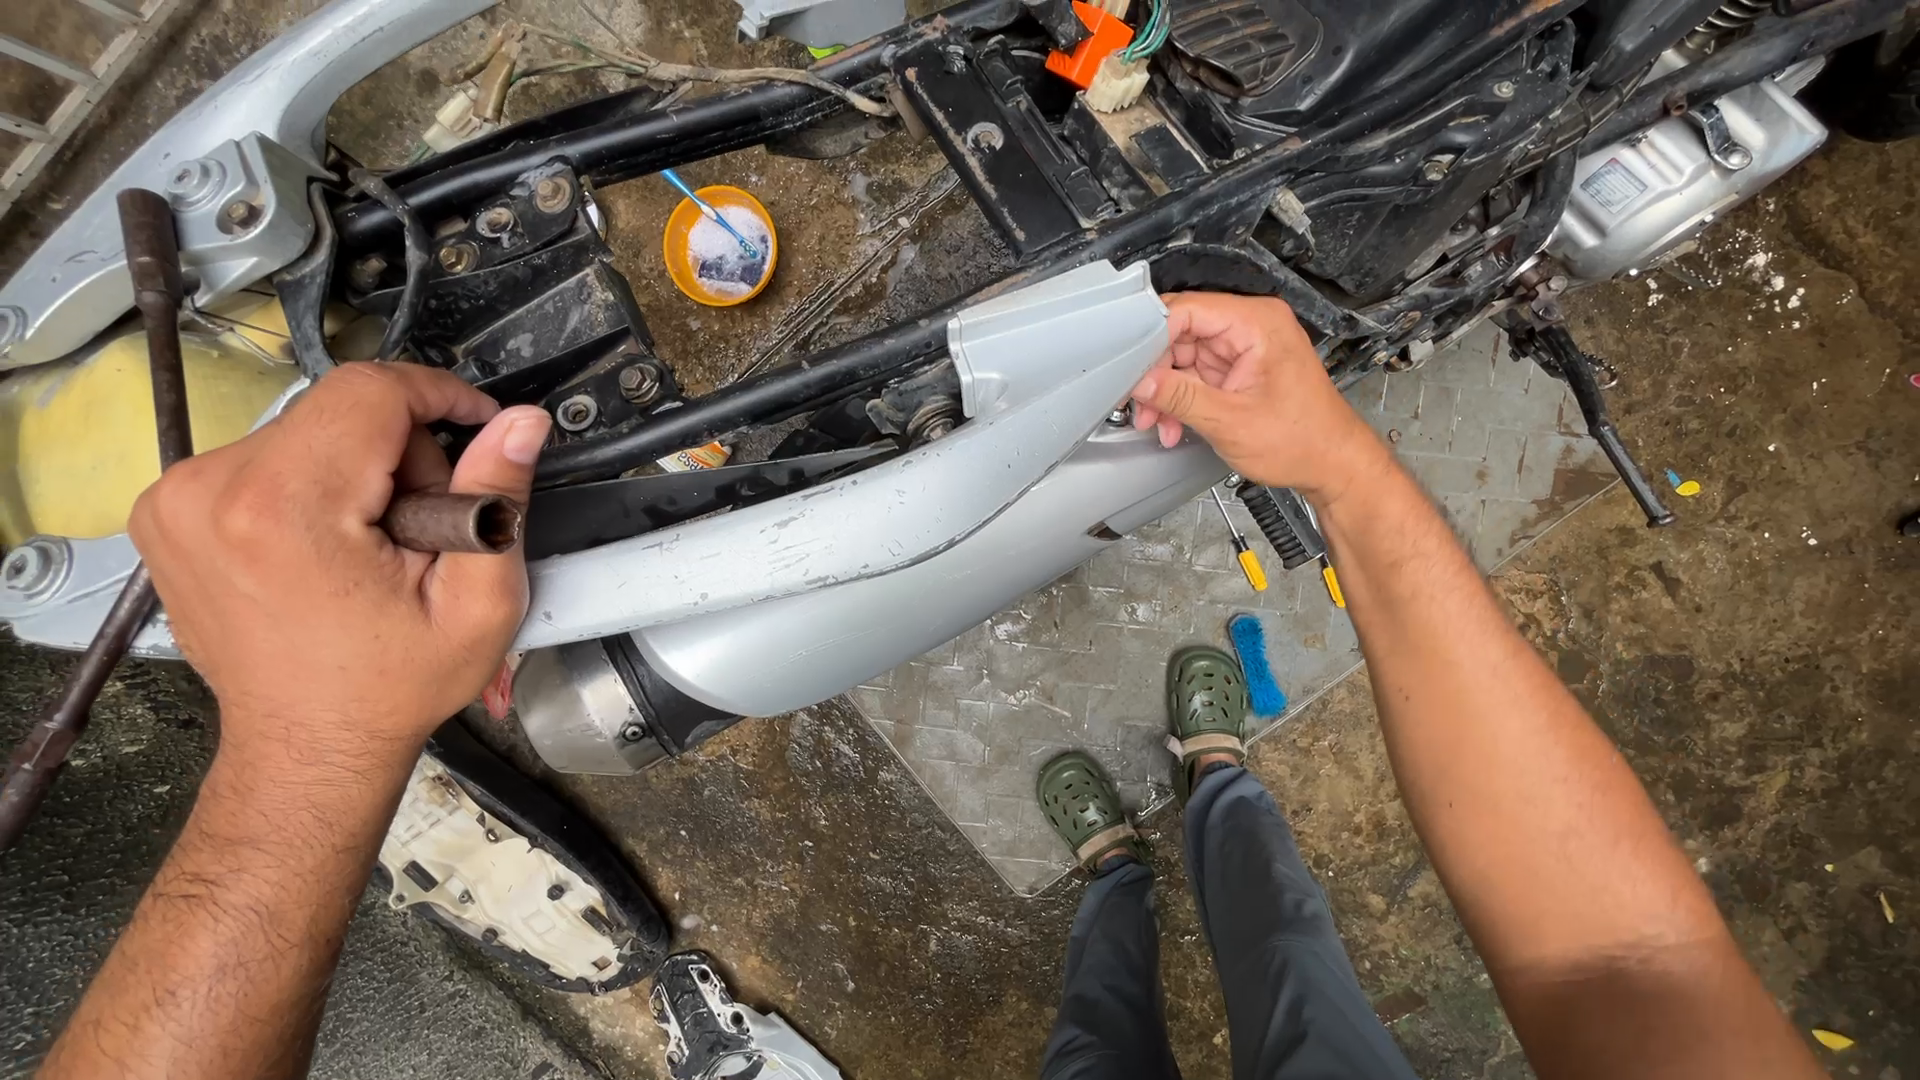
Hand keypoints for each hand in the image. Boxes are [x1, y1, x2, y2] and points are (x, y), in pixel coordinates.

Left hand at [128, 362, 552, 767]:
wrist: (311, 740)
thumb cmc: (398, 682)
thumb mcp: (480, 599)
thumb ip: (498, 498)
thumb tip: (522, 423)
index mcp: (285, 509)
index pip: (369, 391)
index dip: (441, 395)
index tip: (484, 424)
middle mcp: (208, 490)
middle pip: (343, 412)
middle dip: (408, 455)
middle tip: (429, 529)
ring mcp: (176, 498)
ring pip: (312, 430)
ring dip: (367, 469)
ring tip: (386, 543)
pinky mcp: (170, 508)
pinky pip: (273, 455)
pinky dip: (323, 482)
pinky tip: (340, 541)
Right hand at [1131, 292, 1388, 504]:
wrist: (1331, 465)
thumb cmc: (1303, 441)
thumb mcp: (1230, 421)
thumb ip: (1179, 397)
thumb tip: (1139, 382)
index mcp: (1257, 324)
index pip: (1185, 311)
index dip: (1151, 339)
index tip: (1128, 368)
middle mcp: (1250, 328)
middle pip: (1178, 335)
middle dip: (1154, 374)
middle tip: (1138, 402)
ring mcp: (1242, 349)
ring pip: (1181, 359)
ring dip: (1164, 393)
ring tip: (1157, 422)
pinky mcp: (1237, 370)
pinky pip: (1194, 377)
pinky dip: (1179, 401)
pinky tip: (1173, 424)